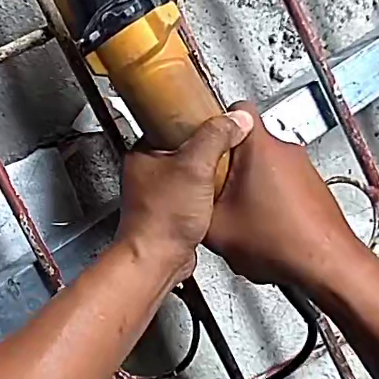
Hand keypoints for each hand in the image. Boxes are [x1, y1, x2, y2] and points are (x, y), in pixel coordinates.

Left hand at [114, 109, 254, 283]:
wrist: (158, 259)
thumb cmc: (162, 219)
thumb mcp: (195, 167)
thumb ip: (216, 138)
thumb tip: (236, 120)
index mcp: (142, 152)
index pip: (171, 122)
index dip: (197, 119)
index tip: (217, 119)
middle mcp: (146, 171)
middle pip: (185, 146)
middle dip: (207, 149)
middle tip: (225, 148)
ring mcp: (158, 191)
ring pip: (191, 171)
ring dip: (209, 173)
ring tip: (222, 173)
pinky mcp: (171, 210)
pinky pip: (194, 193)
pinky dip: (207, 193)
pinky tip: (217, 196)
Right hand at [205, 102, 368, 291]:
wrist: (326, 266)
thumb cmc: (283, 243)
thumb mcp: (215, 228)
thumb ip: (196, 205)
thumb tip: (185, 200)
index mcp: (260, 148)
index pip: (236, 108)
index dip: (215, 122)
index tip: (204, 139)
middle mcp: (285, 151)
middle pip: (246, 141)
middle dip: (227, 164)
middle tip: (216, 188)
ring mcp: (301, 168)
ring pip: (262, 164)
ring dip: (247, 184)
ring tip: (239, 213)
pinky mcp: (311, 187)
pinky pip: (278, 182)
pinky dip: (266, 199)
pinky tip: (260, 225)